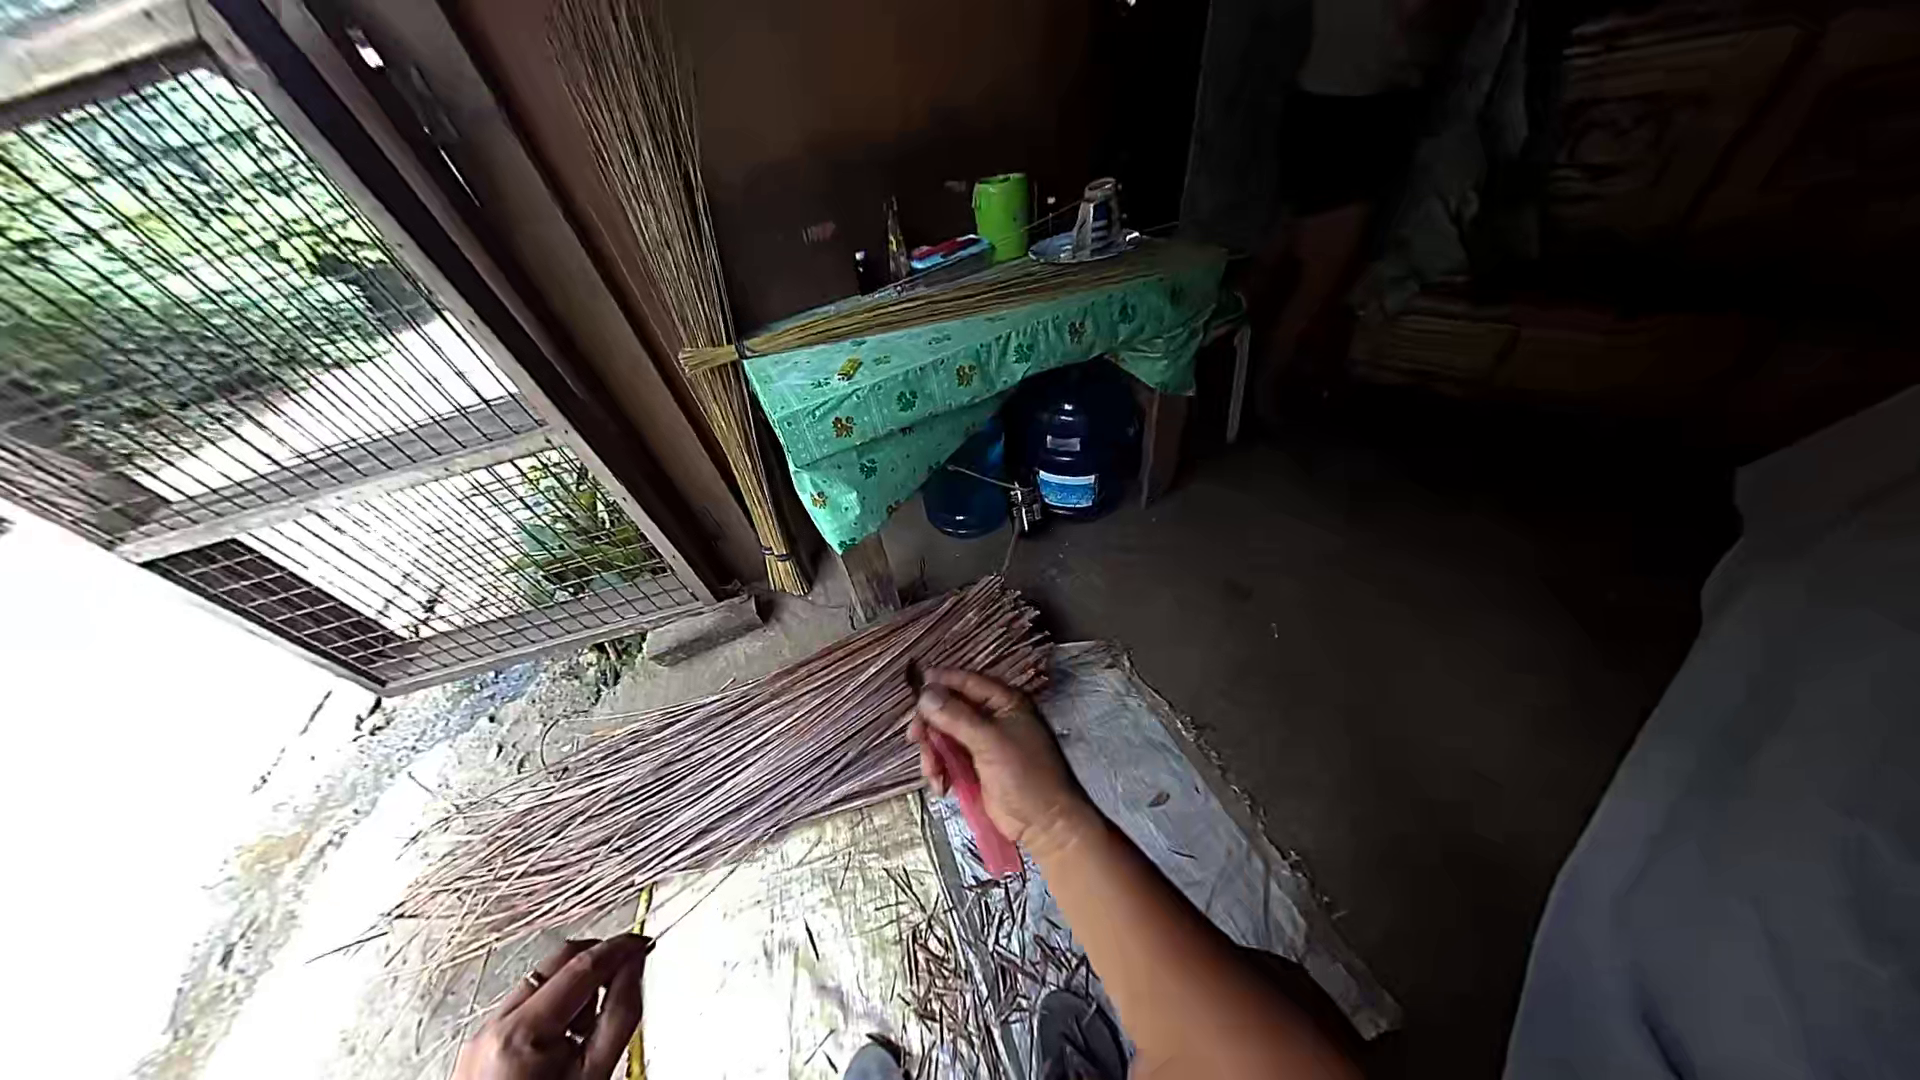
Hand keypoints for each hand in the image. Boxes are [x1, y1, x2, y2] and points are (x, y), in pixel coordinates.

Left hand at [453, 934, 648, 1079]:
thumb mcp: (595, 1074)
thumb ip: (622, 1011)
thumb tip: (635, 966)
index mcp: (523, 1032)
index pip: (584, 963)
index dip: (620, 947)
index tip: (642, 944)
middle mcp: (494, 1027)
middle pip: (559, 960)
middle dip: (597, 961)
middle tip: (625, 973)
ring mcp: (481, 1036)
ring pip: (542, 979)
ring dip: (575, 985)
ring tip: (590, 1024)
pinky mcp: (477, 1047)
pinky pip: (525, 1003)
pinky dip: (554, 1004)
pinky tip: (566, 1036)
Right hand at [908, 668, 1099, 858]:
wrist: (1041, 823)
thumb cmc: (1024, 774)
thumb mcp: (989, 741)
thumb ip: (956, 717)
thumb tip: (924, 694)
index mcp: (1004, 702)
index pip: (968, 682)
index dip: (942, 681)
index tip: (918, 683)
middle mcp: (991, 717)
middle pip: (950, 709)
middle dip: (931, 724)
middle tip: (916, 737)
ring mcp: (981, 743)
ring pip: (943, 735)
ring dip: (933, 752)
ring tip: (933, 772)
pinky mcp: (973, 767)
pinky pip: (946, 758)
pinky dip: (939, 769)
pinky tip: (941, 785)